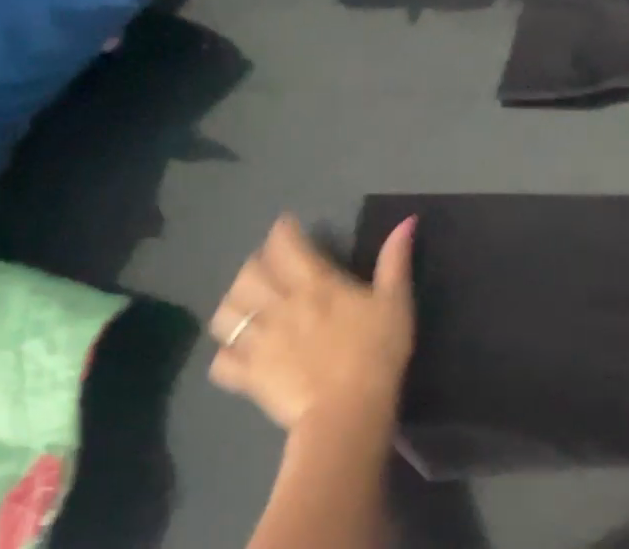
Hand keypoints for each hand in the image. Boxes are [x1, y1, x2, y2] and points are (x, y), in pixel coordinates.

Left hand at [209, 214, 416, 429]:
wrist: (349, 407)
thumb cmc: (378, 350)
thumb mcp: (396, 300)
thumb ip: (395, 260)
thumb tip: (406, 220)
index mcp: (317, 285)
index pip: (287, 247)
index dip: (282, 232)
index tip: (286, 226)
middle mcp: (280, 307)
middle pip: (248, 275)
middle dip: (255, 263)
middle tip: (269, 265)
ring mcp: (259, 343)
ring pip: (226, 313)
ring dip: (233, 303)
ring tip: (248, 303)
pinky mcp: (248, 376)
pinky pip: (221, 361)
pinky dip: (225, 353)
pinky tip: (238, 351)